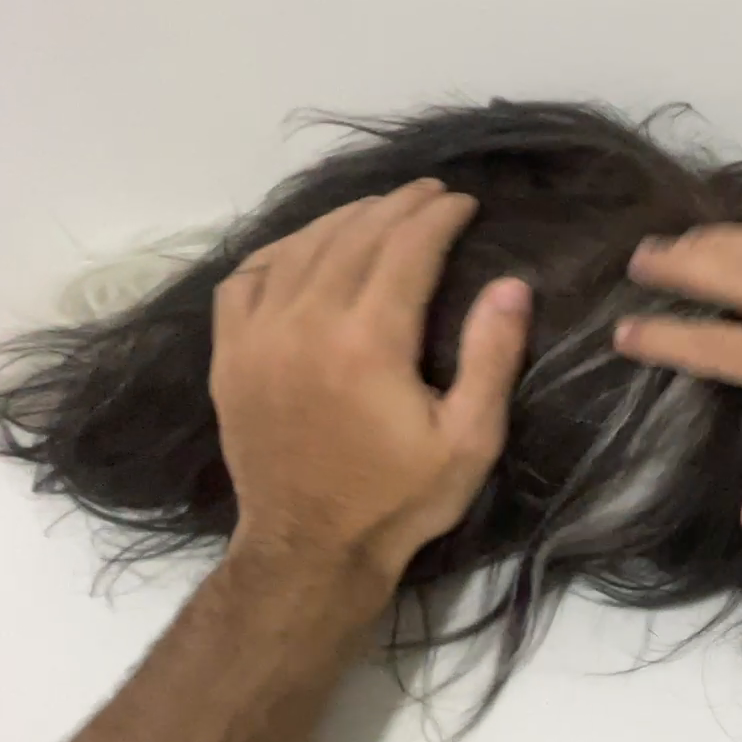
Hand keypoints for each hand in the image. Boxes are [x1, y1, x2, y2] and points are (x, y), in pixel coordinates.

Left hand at [210, 179, 531, 602]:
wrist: (312, 548)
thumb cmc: (405, 495)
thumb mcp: (472, 437)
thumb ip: (491, 357)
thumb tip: (511, 285)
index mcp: (368, 341)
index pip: (404, 250)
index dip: (438, 217)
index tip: (466, 202)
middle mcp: (304, 324)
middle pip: (353, 238)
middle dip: (397, 206)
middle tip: (433, 192)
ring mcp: (256, 337)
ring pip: (299, 248)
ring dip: (345, 218)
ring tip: (381, 207)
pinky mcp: (230, 356)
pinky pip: (248, 278)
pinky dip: (283, 248)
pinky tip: (307, 245)